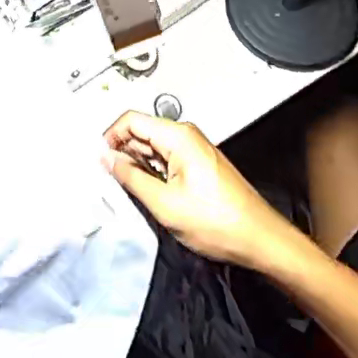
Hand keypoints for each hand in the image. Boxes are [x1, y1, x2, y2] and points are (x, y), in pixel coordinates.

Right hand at [102, 111, 301, 270]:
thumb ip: (131, 177)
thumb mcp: (165, 203)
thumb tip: (108, 159)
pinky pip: (164, 158)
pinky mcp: (196, 163)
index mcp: (178, 135)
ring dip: (136, 164)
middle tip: (110, 179)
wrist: (258, 238)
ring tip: (131, 190)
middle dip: (122, 151)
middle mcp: (186, 135)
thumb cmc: (221, 221)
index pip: (131, 119)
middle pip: (141, 131)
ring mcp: (192, 148)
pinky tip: (150, 193)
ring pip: (152, 146)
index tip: (99, 158)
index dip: (110, 137)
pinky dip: (151, 172)